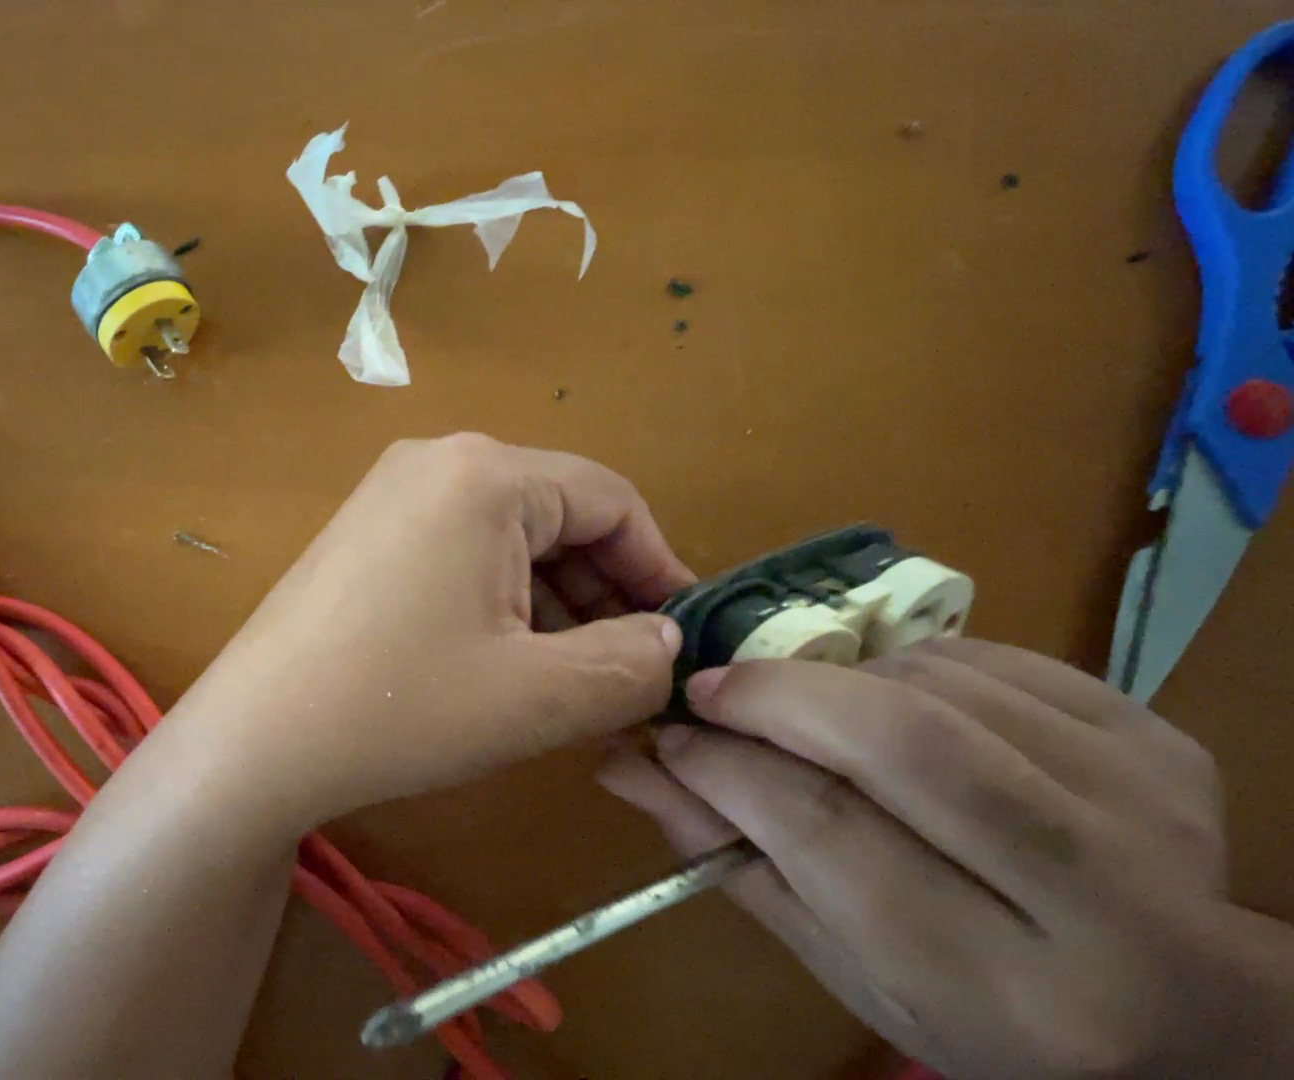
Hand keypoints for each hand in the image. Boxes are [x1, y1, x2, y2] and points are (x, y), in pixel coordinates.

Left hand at [164, 433, 694, 829]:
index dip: (659, 568)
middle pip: (557, 513)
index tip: (680, 638)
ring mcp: (389, 494)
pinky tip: (501, 662)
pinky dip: (498, 599)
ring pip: (508, 536)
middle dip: (602, 591)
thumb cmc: (402, 707)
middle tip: (626, 670)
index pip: (612, 500)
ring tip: (567, 678)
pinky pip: (458, 550)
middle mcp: (436, 461)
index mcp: (485, 473)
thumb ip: (631, 664)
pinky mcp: (363, 533)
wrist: (256, 738)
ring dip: (552, 602)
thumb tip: (668, 641)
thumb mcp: (540, 696)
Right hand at [599, 638, 1293, 1079]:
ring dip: (835, 680)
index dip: (724, 767)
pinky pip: (983, 657)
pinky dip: (901, 661)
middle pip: (900, 739)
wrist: (1174, 1001)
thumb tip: (622, 761)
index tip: (665, 736)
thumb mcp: (835, 953)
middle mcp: (1097, 898)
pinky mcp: (1155, 735)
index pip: (824, 831)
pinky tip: (886, 698)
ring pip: (933, 684)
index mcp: (995, 984)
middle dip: (776, 694)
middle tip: (711, 689)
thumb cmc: (970, 999)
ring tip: (804, 710)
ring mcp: (1143, 802)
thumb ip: (727, 856)